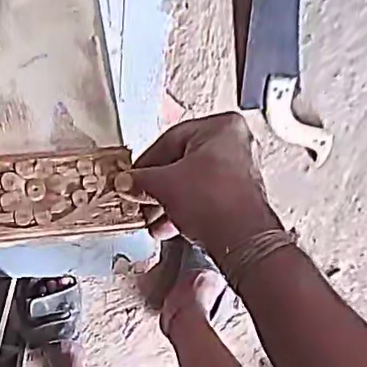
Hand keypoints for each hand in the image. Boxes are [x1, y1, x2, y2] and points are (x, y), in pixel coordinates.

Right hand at [130, 114, 283, 255]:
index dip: (145, 162)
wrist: (239, 238)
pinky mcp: (237, 196)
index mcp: (220, 128)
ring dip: (167, 201)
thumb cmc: (214, 202)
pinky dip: (183, 209)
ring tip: (152, 215)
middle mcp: (235, 144)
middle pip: (181, 162)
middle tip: (141, 196)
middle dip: (156, 186)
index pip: (170, 139)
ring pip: (191, 182)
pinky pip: (203, 198)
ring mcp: (238, 171)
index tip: (132, 177)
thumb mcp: (163, 186)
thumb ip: (139, 181)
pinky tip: (169, 225)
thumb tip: (127, 181)